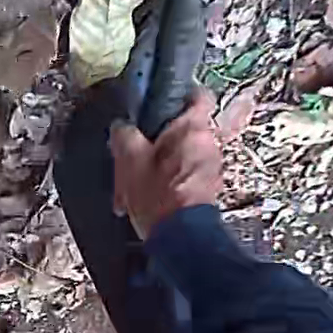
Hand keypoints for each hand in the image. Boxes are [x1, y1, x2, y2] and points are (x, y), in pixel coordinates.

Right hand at [109, 89, 223, 238]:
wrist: (178, 238)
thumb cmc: (158, 196)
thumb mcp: (128, 158)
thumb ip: (124, 134)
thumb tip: (121, 128)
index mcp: (193, 128)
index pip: (197, 94)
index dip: (179, 94)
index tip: (163, 100)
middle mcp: (209, 145)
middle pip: (185, 129)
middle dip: (161, 138)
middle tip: (138, 146)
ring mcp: (211, 168)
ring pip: (183, 154)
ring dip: (162, 162)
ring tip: (138, 177)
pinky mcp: (207, 190)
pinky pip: (185, 176)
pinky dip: (167, 181)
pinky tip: (147, 194)